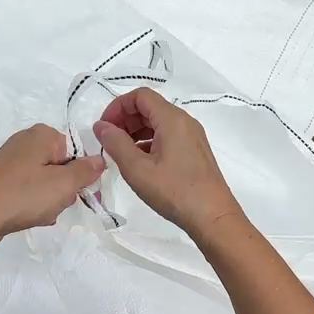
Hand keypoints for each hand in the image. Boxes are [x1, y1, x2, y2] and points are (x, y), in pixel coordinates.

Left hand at [0, 124, 103, 251]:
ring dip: (50, 199)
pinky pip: (29, 190)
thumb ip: (86, 171)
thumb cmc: (22, 196)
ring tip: (41, 213)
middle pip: (62, 164)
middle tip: (57, 203)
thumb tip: (100, 159)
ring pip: (46, 180)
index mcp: (43, 134)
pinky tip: (30, 217)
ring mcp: (11, 161)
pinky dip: (33, 203)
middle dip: (65, 188)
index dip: (85, 173)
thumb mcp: (63, 184)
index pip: (77, 149)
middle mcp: (26, 141)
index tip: (85, 193)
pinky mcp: (1, 180)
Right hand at [92, 88, 242, 238]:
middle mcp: (184, 121)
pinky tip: (140, 162)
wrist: (214, 217)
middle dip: (125, 119)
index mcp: (172, 119)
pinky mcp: (194, 151)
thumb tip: (100, 126)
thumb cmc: (174, 191)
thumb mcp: (137, 169)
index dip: (118, 106)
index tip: (104, 128)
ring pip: (158, 122)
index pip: (140, 96)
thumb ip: (116, 143)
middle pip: (149, 106)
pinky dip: (149, 141)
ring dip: (136, 131)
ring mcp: (192, 136)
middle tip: (109, 141)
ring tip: (121, 153)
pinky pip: (168, 135)